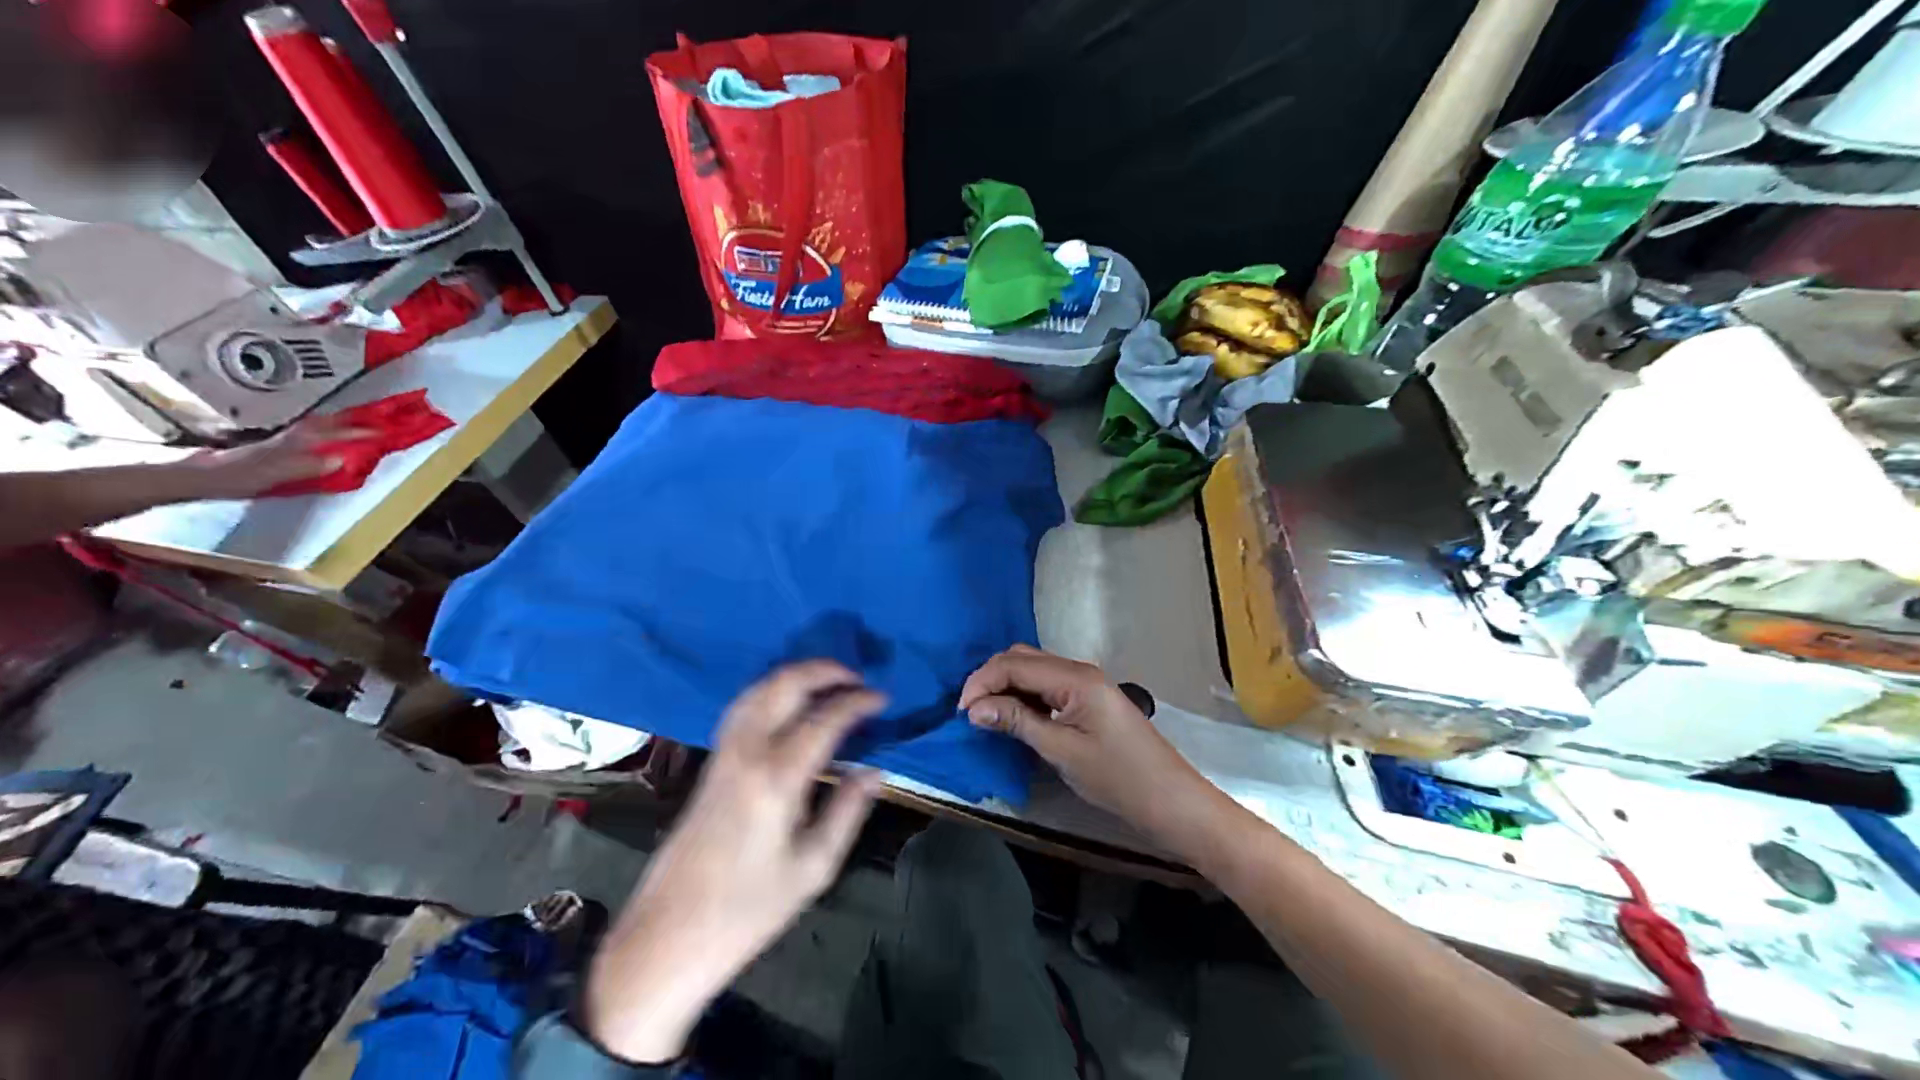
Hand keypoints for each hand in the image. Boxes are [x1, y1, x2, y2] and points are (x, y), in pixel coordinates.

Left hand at [171, 415, 369, 499]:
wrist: (194, 478)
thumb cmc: (233, 479)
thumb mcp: (271, 477)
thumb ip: (305, 468)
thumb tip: (341, 459)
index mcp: (293, 444)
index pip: (333, 433)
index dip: (359, 431)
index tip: (385, 430)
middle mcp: (291, 438)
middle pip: (327, 424)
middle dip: (353, 419)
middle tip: (379, 416)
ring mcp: (283, 442)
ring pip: (319, 427)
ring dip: (341, 423)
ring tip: (361, 422)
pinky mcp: (278, 448)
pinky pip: (311, 435)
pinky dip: (327, 431)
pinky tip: (330, 435)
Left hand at [582, 661, 884, 1063]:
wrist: (667, 937)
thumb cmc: (747, 911)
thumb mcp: (813, 868)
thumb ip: (847, 811)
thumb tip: (875, 770)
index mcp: (777, 778)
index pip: (825, 718)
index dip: (858, 702)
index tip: (883, 699)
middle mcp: (746, 752)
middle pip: (785, 685)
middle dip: (825, 671)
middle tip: (858, 678)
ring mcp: (722, 754)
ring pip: (759, 689)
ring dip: (797, 675)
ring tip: (830, 682)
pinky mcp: (710, 763)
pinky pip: (743, 706)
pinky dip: (772, 691)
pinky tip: (789, 705)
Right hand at [960, 645, 1232, 855]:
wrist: (1170, 800)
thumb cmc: (1117, 777)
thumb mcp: (1061, 751)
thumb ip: (1017, 722)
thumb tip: (974, 708)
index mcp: (1075, 677)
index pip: (1014, 664)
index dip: (982, 683)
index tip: (961, 714)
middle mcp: (1079, 671)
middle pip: (1022, 659)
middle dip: (991, 679)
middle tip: (970, 713)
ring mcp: (1085, 684)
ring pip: (1033, 670)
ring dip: (1006, 686)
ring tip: (985, 715)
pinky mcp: (1088, 700)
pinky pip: (1046, 686)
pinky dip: (1023, 696)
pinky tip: (1012, 716)